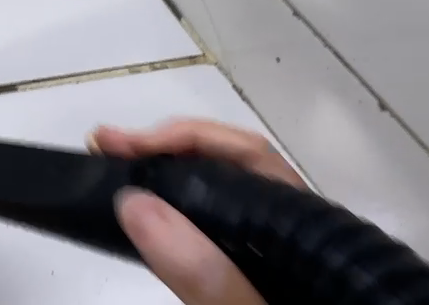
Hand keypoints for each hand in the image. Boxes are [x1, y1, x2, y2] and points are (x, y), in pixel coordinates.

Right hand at [89, 119, 307, 304]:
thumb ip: (212, 284)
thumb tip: (134, 203)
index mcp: (324, 244)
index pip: (252, 160)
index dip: (182, 140)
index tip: (116, 146)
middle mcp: (315, 244)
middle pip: (241, 168)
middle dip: (167, 150)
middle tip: (104, 146)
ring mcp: (294, 269)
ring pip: (233, 198)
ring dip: (171, 176)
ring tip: (117, 167)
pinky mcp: (269, 287)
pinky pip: (227, 235)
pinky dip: (183, 214)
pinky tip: (154, 216)